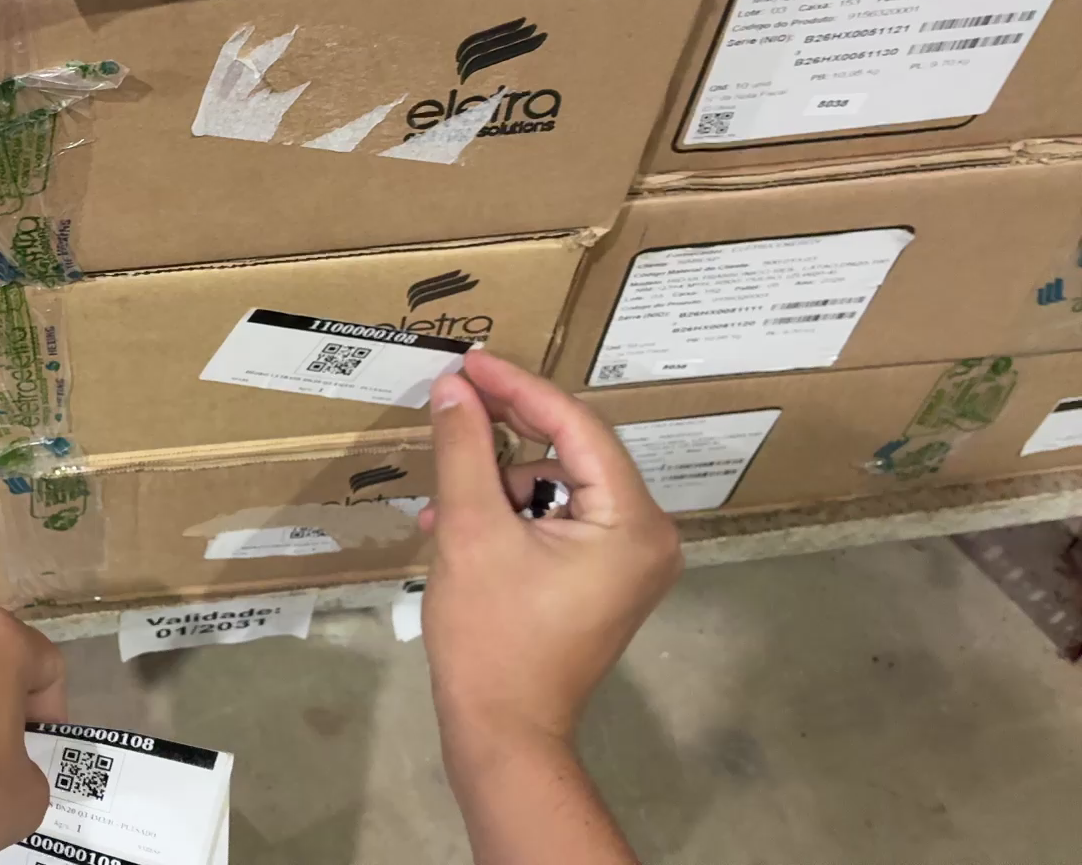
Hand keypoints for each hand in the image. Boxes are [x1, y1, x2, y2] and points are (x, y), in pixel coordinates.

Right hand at [420, 350, 680, 748]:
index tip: (470, 361)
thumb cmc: (490, 629)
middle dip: (505, 429)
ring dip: (494, 481)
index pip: (576, 427)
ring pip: (553, 484)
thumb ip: (464, 448)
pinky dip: (504, 511)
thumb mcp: (470, 527)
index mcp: (631, 521)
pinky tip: (455, 524)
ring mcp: (623, 558)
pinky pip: (551, 516)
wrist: (501, 726)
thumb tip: (453, 387)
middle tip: (455, 397)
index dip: (519, 387)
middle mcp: (643, 534)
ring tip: (442, 500)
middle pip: (570, 451)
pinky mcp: (598, 575)